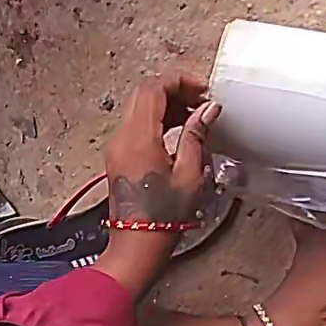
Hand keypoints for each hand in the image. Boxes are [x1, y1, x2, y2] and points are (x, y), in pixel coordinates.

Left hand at [94, 74, 220, 297]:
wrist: (137, 244)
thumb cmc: (162, 217)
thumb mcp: (188, 173)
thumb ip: (196, 135)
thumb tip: (208, 110)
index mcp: (138, 139)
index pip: (153, 89)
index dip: (179, 82)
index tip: (201, 90)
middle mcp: (122, 139)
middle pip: (143, 95)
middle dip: (172, 91)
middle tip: (199, 101)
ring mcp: (116, 149)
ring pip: (138, 110)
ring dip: (165, 107)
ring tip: (193, 118)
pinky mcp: (118, 159)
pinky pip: (135, 128)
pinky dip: (155, 122)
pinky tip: (177, 134)